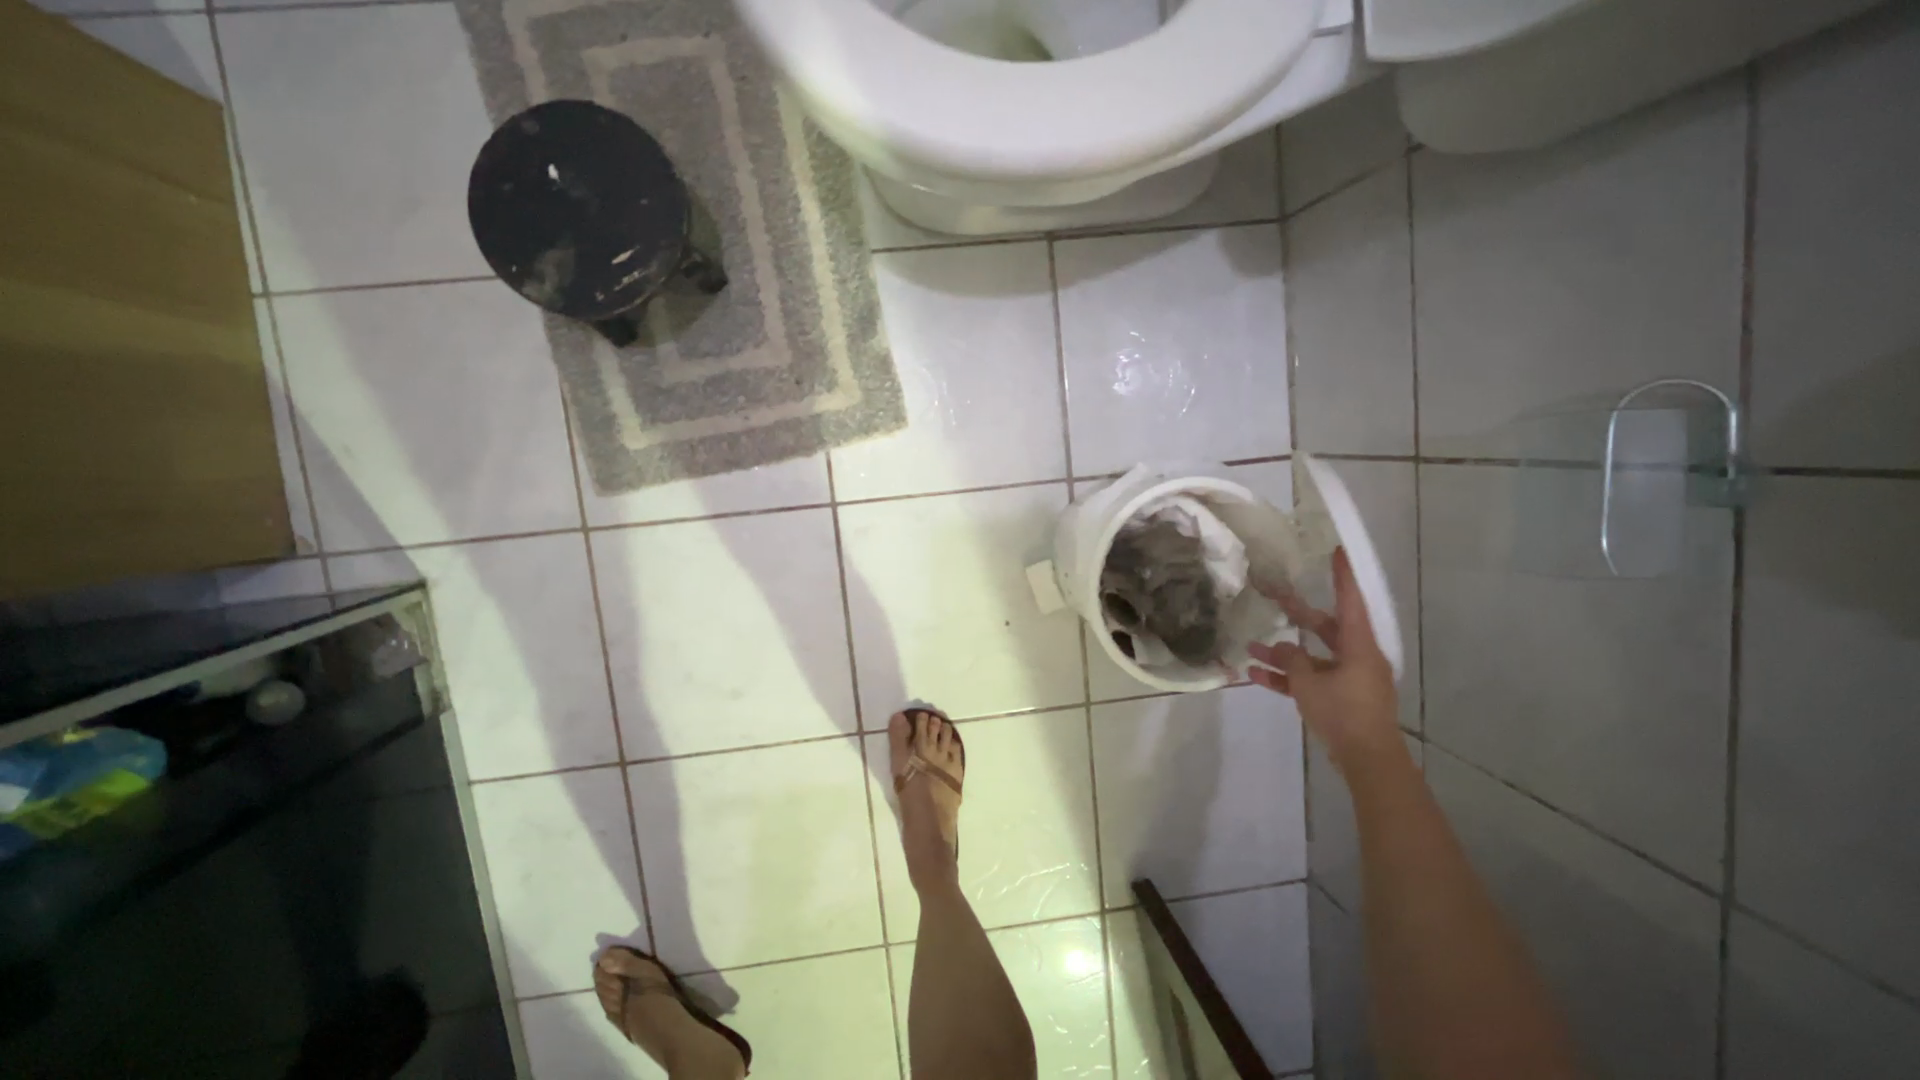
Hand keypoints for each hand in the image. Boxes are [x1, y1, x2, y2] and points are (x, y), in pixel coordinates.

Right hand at [1248, 548, 1402, 770]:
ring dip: (1285, 654)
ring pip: (1314, 657)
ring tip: (1252, 647)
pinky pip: (1313, 681)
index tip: (1337, 553)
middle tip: (1277, 597)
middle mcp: (1358, 656)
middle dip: (1299, 616)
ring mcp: (1350, 678)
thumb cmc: (1344, 712)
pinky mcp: (1341, 699)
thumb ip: (1292, 661)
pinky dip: (1290, 679)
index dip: (1343, 577)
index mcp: (1359, 645)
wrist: (1367, 758)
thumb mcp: (1309, 683)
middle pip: (1327, 628)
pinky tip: (1258, 678)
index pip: (1351, 601)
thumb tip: (1280, 647)